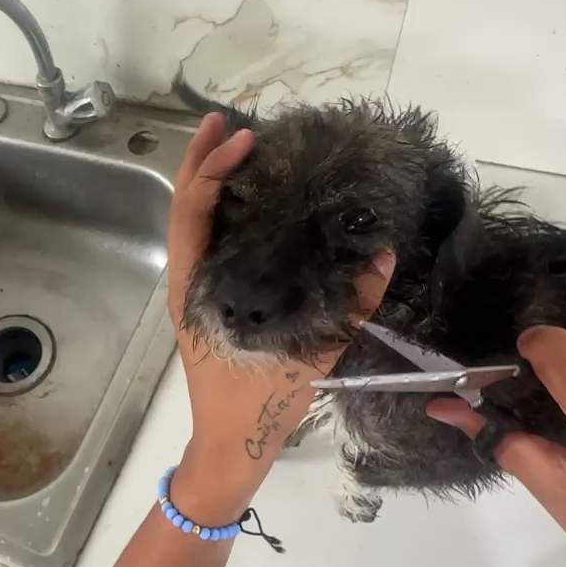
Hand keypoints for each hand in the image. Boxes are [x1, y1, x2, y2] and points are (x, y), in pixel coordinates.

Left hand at [164, 112, 393, 524]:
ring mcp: (193, 293)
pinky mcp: (206, 302)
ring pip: (191, 225)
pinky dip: (219, 211)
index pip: (193, 216)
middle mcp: (187, 286)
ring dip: (207, 182)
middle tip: (226, 118)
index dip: (213, 172)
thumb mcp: (307, 360)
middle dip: (201, 161)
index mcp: (196, 294)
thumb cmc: (256, 408)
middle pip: (184, 210)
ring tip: (232, 143)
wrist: (227, 448)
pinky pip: (206, 244)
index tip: (245, 137)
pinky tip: (246, 197)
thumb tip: (381, 257)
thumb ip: (346, 311)